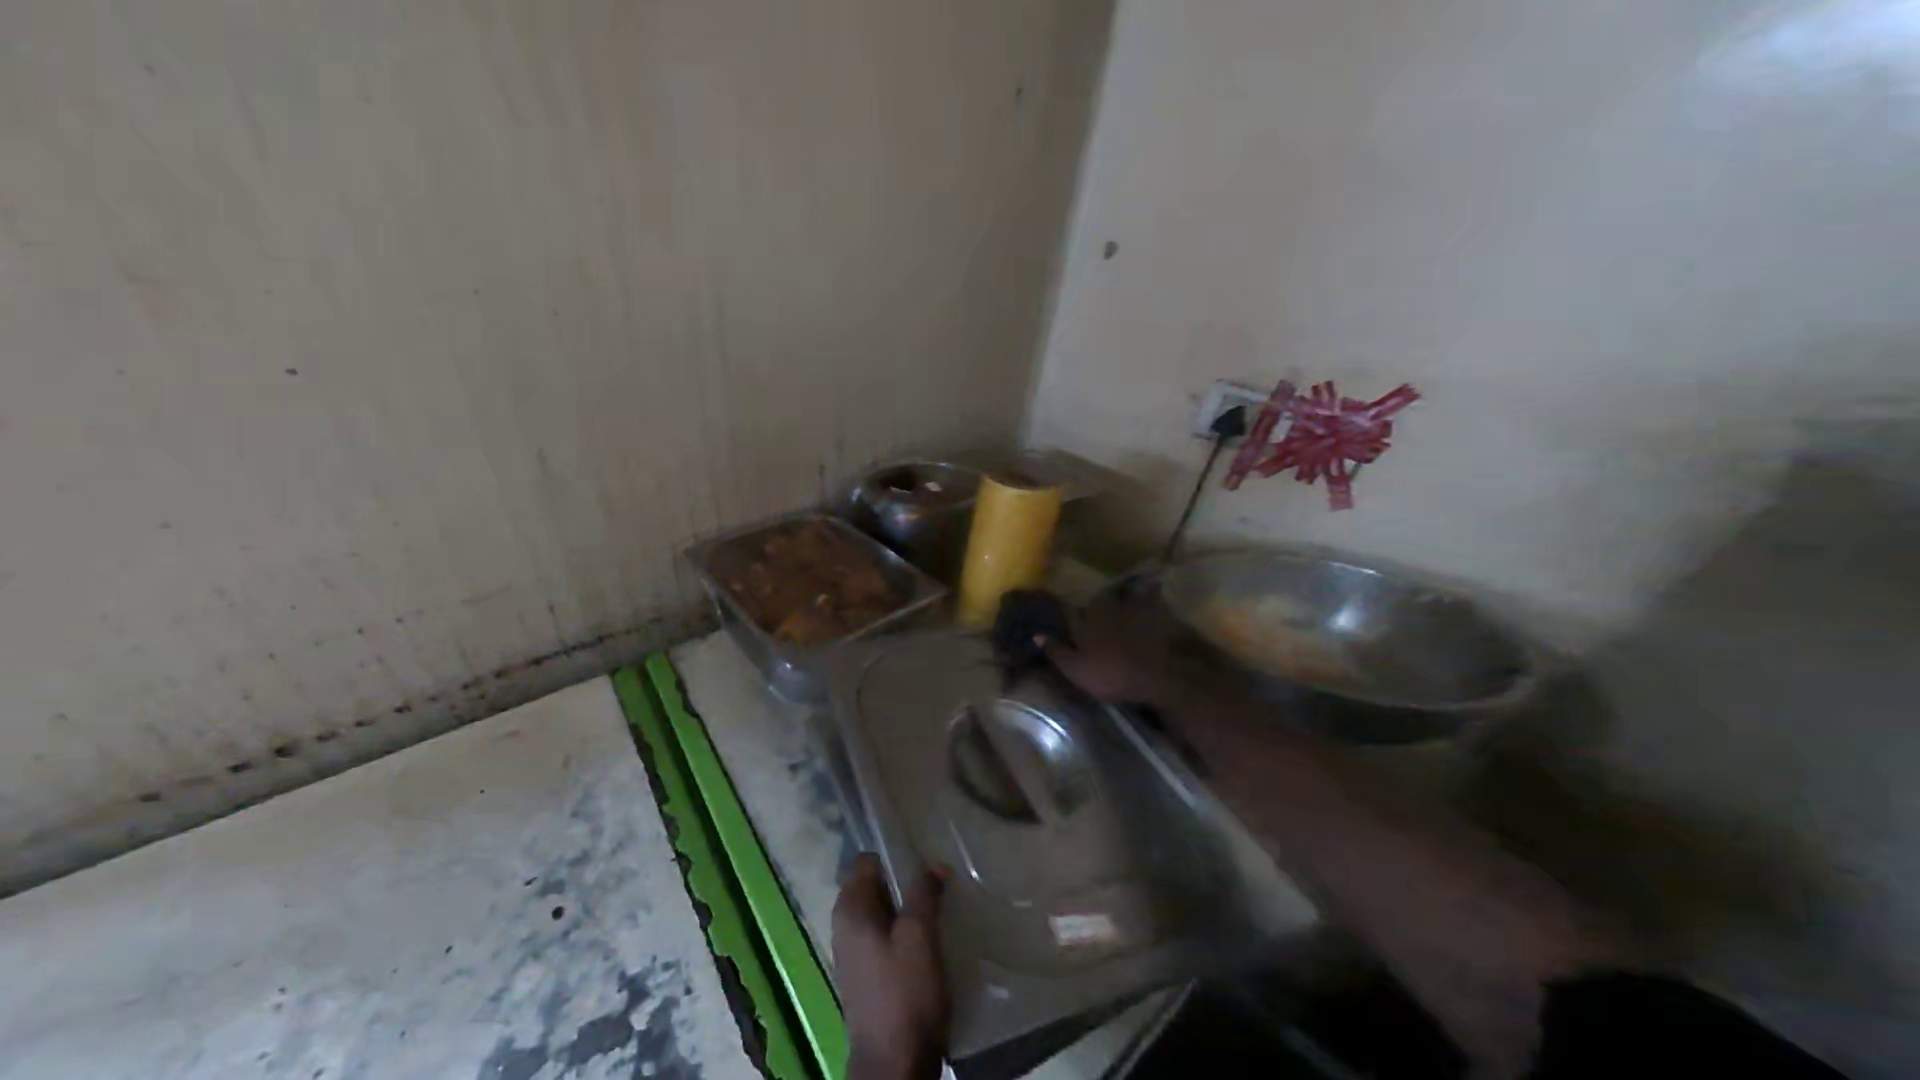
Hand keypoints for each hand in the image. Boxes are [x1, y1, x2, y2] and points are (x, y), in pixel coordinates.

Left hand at [832, 854, 947, 1079]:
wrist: (893, 1064)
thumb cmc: (905, 992)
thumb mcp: (920, 935)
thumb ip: (923, 892)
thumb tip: (932, 864)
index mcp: (850, 909)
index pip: (868, 861)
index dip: (895, 856)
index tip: (925, 861)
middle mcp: (844, 925)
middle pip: (876, 886)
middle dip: (906, 883)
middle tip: (939, 887)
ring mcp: (853, 952)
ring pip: (883, 914)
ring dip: (908, 911)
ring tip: (939, 913)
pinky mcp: (866, 975)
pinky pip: (884, 938)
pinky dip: (904, 935)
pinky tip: (928, 944)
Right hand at [1042, 591, 1185, 707]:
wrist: (1156, 676)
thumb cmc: (1110, 675)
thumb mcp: (1075, 669)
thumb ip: (1056, 651)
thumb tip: (1035, 634)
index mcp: (1085, 619)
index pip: (1072, 609)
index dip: (1071, 612)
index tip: (1071, 614)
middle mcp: (1106, 606)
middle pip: (1100, 597)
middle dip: (1100, 599)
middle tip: (1102, 604)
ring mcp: (1134, 607)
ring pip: (1127, 593)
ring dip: (1126, 593)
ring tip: (1127, 595)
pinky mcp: (1159, 613)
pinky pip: (1153, 596)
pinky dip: (1151, 594)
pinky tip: (1153, 598)